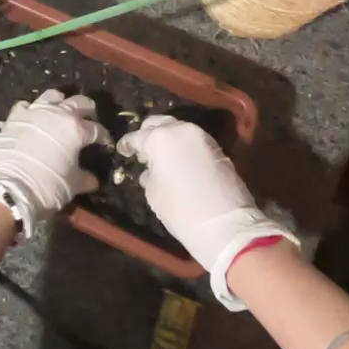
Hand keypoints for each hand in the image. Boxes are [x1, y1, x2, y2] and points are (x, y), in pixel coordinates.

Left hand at [0, 90, 106, 236]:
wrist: (8, 184)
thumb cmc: (48, 185)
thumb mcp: (73, 185)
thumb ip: (86, 179)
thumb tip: (93, 180)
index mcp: (77, 129)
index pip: (97, 129)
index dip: (103, 137)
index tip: (104, 144)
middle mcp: (58, 113)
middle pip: (80, 103)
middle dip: (88, 111)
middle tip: (89, 121)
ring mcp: (35, 111)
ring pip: (53, 95)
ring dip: (61, 101)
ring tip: (62, 111)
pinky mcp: (15, 115)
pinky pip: (27, 105)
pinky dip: (33, 110)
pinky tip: (34, 118)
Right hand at [119, 115, 294, 310]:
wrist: (226, 225)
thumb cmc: (181, 210)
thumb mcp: (153, 193)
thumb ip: (149, 174)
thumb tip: (150, 170)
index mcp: (160, 138)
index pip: (136, 136)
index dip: (127, 144)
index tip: (123, 151)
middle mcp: (181, 130)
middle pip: (159, 123)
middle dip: (148, 134)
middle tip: (143, 151)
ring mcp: (202, 137)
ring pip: (178, 130)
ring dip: (168, 139)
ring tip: (161, 157)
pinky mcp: (218, 148)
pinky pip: (193, 141)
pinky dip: (183, 147)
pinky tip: (179, 162)